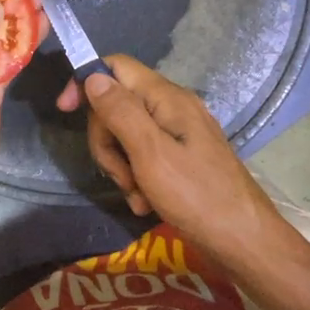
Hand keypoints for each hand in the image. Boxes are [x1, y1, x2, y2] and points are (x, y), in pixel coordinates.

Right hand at [56, 55, 282, 261]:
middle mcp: (172, 109)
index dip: (86, 81)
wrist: (244, 242)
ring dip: (120, 164)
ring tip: (135, 192)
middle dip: (105, 138)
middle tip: (119, 172)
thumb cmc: (197, 196)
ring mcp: (177, 134)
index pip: (116, 67)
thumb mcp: (150, 153)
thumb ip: (120, 112)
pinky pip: (142, 155)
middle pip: (115, 104)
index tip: (65, 111)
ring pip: (124, 133)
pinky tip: (144, 201)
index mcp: (167, 99)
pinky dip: (136, 177)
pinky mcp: (179, 158)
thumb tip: (93, 76)